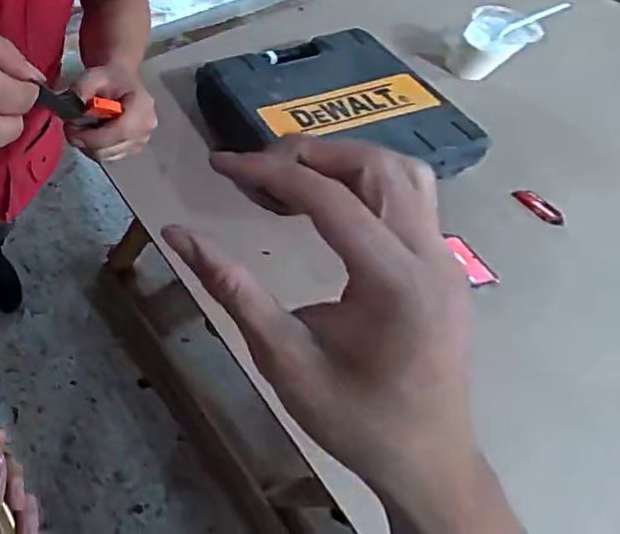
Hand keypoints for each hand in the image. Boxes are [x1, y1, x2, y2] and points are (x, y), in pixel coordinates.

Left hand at [65, 62, 156, 162]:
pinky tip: (89, 132)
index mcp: (141, 109)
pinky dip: (94, 147)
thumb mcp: (92, 76)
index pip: (118, 133)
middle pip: (109, 149)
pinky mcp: (133, 148)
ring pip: (106, 155)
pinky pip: (108, 156)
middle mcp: (145, 129)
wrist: (120, 78)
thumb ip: (81, 90)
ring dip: (87, 144)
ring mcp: (140, 141)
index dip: (91, 137)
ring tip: (79, 126)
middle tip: (69, 124)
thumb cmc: (108, 77)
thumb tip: (72, 111)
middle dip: (84, 140)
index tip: (70, 127)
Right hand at [161, 137, 518, 533]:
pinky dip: (354, 180)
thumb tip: (175, 233)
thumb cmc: (354, 417)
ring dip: (336, 160)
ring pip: (399, 172)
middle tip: (254, 170)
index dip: (267, 170)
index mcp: (397, 285)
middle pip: (377, 166)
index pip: (331, 198)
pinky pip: (404, 194)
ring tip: (283, 179)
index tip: (218, 164)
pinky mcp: (438, 264)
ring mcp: (444, 260)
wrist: (429, 466)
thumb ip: (230, 288)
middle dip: (306, 153)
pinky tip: (316, 204)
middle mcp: (432, 260)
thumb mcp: (281, 356)